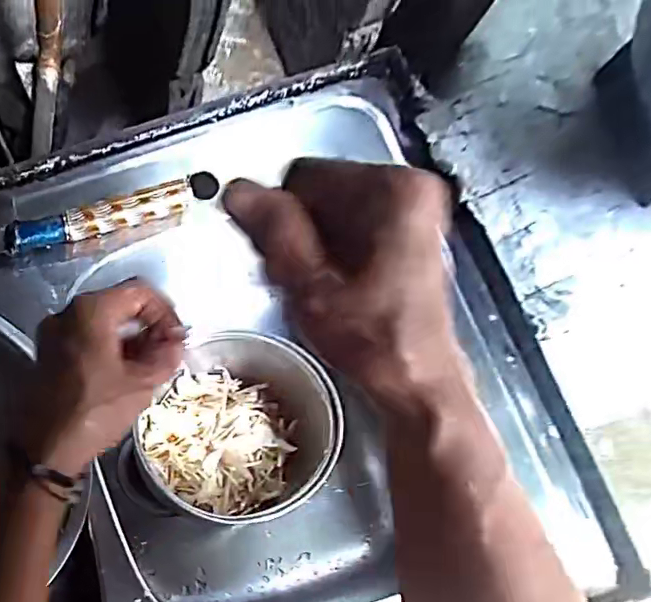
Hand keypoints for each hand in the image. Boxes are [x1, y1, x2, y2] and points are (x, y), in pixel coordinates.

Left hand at [23, 280, 185, 475]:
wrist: (46, 449)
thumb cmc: (94, 413)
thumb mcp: (140, 384)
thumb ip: (165, 356)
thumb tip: (174, 343)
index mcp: (90, 311)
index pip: (139, 292)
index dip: (165, 312)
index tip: (176, 339)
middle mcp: (66, 314)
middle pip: (117, 305)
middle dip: (145, 327)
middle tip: (164, 353)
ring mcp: (51, 335)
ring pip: (99, 325)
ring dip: (126, 340)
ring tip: (145, 368)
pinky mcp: (45, 356)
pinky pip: (82, 342)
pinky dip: (105, 350)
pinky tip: (120, 376)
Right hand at [223, 161, 465, 416]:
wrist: (413, 376)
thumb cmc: (368, 337)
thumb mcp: (309, 286)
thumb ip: (275, 232)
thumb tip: (237, 191)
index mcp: (392, 189)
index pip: (304, 176)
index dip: (278, 219)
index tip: (278, 260)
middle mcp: (411, 187)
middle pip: (321, 190)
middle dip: (297, 232)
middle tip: (297, 280)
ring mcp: (414, 210)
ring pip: (332, 211)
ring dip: (311, 246)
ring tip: (315, 288)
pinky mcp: (409, 233)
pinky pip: (350, 228)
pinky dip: (331, 254)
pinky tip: (330, 287)